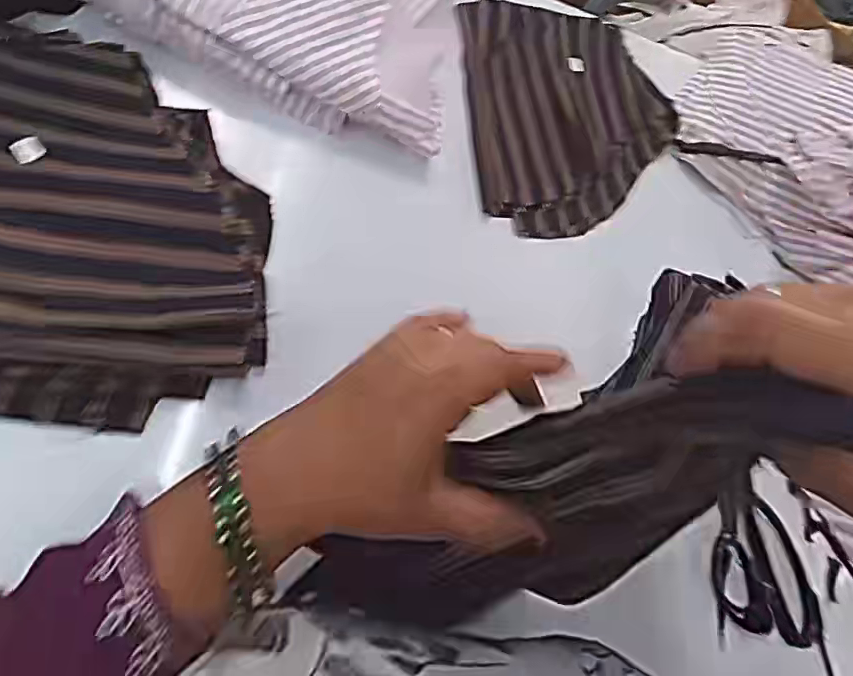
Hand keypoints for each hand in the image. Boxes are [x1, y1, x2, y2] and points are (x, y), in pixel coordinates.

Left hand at [245, 310, 567, 548]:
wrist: (291, 471)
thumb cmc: (348, 483)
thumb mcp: (431, 510)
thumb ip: (489, 520)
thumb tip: (527, 527)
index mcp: (441, 389)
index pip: (503, 363)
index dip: (538, 362)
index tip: (561, 363)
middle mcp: (421, 360)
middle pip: (484, 346)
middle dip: (515, 363)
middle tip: (532, 388)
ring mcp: (397, 352)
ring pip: (455, 334)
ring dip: (483, 348)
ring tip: (496, 373)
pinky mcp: (378, 353)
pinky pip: (421, 325)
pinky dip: (445, 325)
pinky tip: (451, 328)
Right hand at [670, 284, 852, 673]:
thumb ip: (826, 466)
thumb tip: (759, 430)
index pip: (772, 324)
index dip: (711, 338)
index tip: (675, 367)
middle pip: (778, 295)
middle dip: (720, 323)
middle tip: (689, 368)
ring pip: (798, 291)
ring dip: (749, 318)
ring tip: (720, 361)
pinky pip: (824, 303)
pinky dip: (782, 320)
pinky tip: (774, 354)